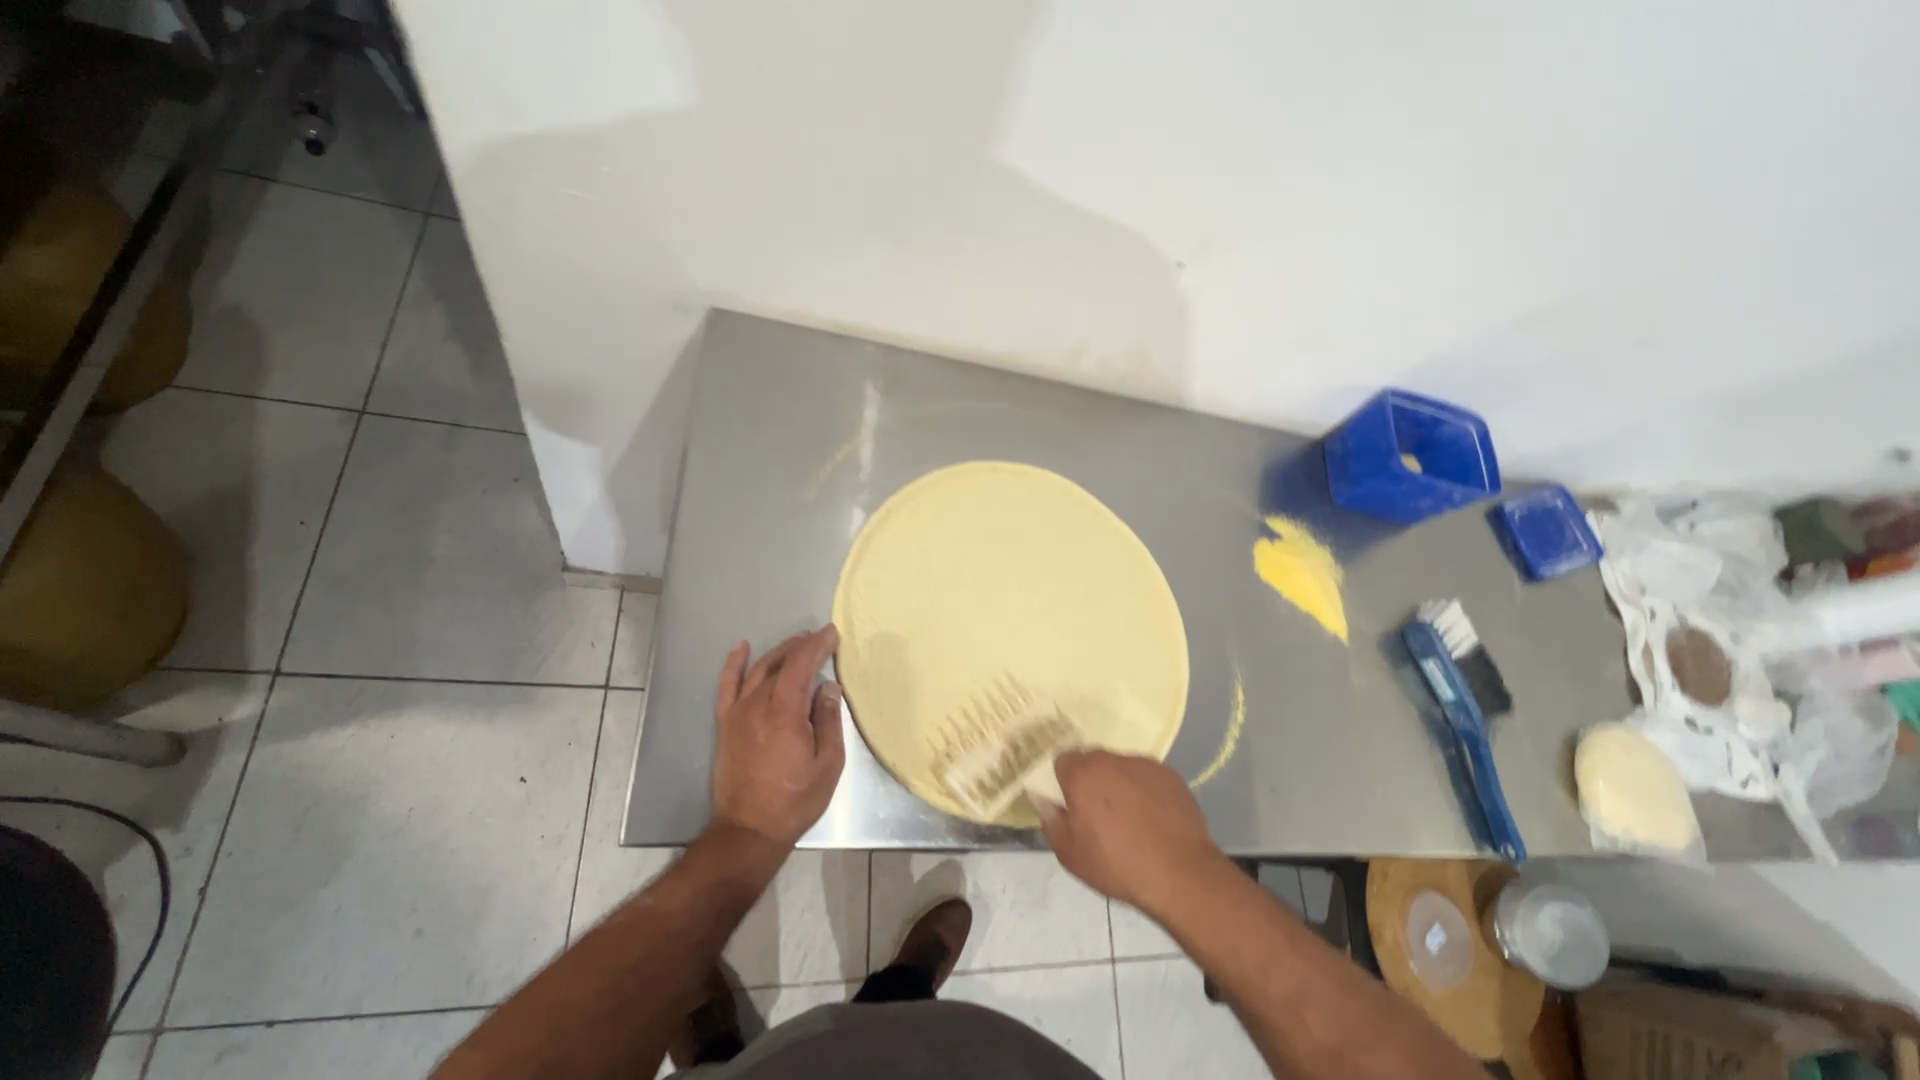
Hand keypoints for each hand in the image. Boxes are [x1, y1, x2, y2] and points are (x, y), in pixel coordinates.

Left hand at [709, 625, 845, 848]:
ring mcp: (738, 713)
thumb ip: (828, 720)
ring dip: (778, 652)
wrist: (749, 829)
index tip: (832, 634)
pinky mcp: (726, 724)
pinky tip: (742, 647)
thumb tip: (827, 687)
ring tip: (796, 642)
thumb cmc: (795, 799)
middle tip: (819, 638)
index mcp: (785, 711)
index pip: (801, 664)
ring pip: (757, 670)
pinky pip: (727, 686)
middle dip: (801, 647)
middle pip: (780, 664)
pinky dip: (734, 664)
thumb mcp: (828, 763)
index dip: (817, 645)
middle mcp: (757, 704)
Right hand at [1040, 750, 1226, 918]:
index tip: (1071, 804)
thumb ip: (1051, 820)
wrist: (1180, 874)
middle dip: (1091, 780)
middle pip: (1093, 760)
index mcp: (1083, 775)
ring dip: (1119, 784)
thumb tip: (1045, 799)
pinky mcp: (1171, 775)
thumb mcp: (1070, 854)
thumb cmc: (1118, 866)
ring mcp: (1145, 765)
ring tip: (1129, 817)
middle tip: (1098, 813)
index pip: (1062, 761)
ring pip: (1122, 767)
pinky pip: (1147, 776)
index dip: (1064, 782)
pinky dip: (1145, 790)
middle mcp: (1113, 760)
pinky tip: (1152, 817)